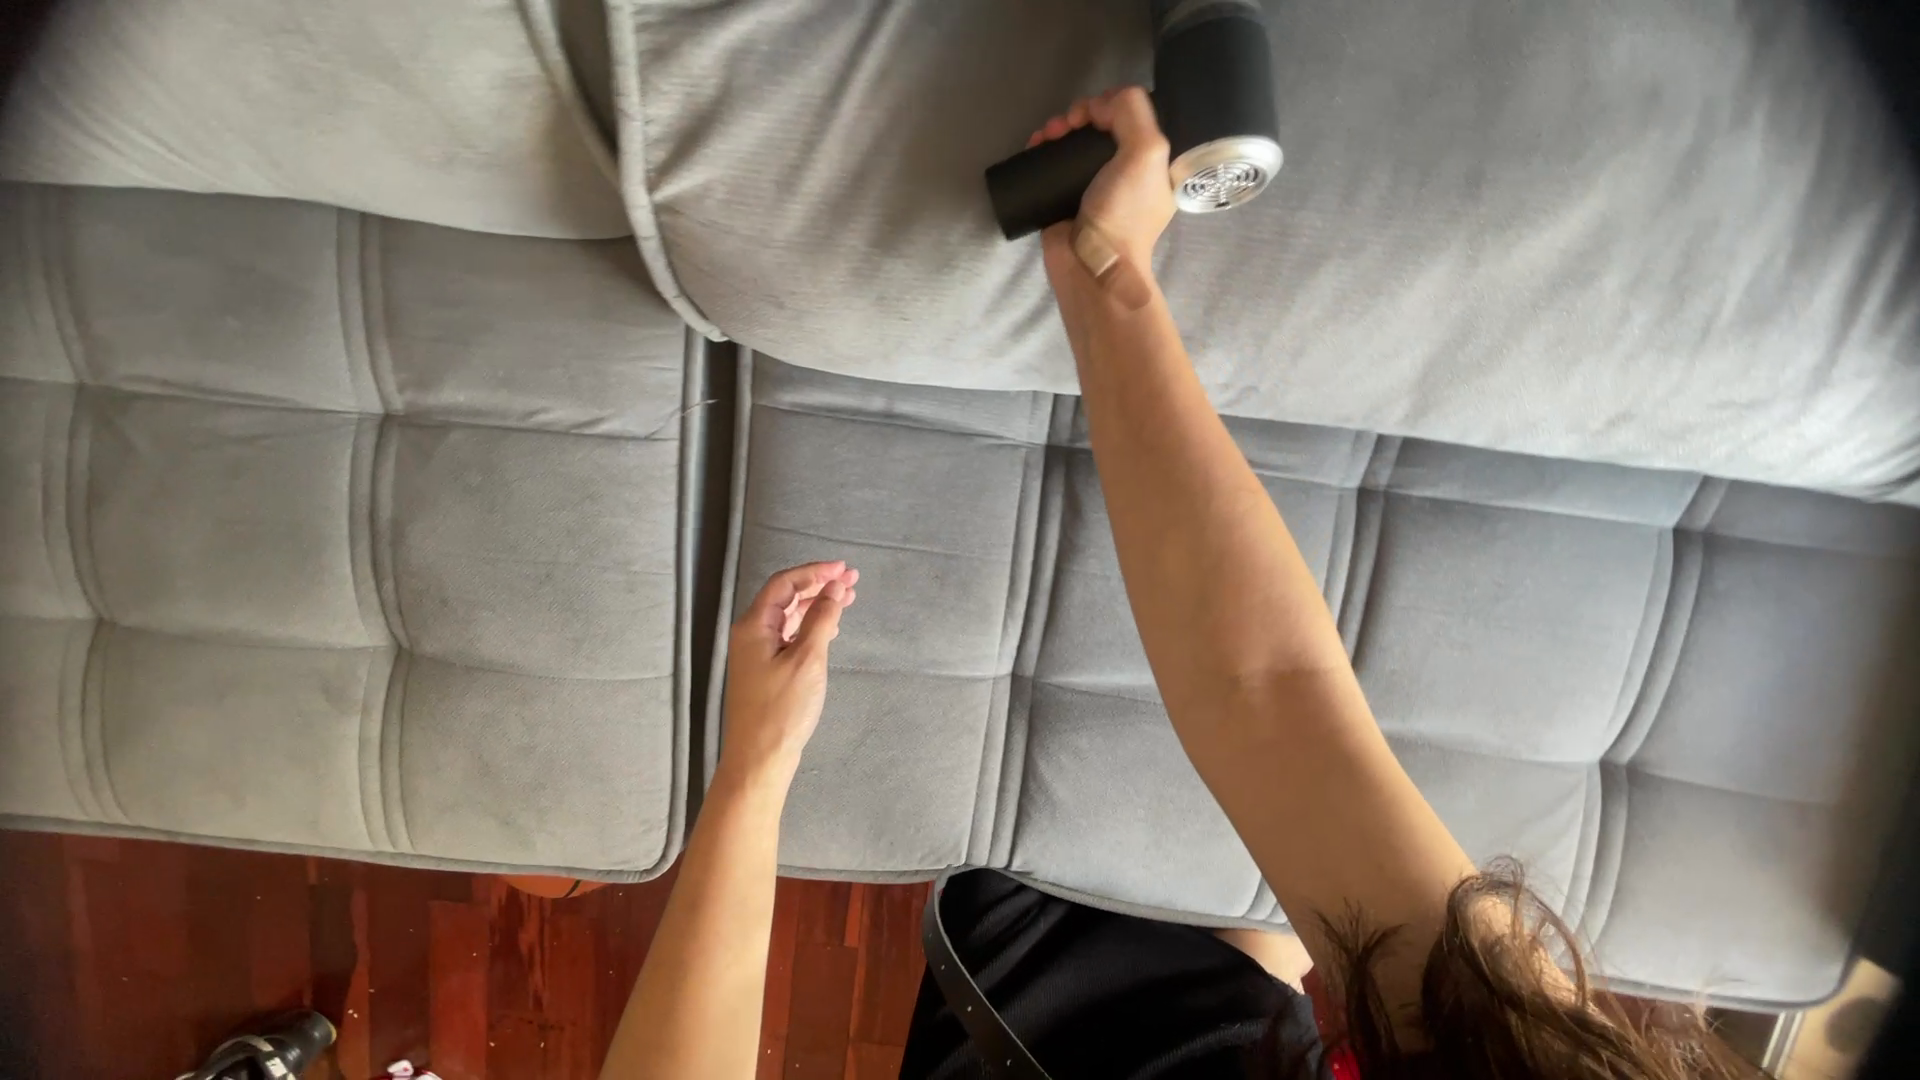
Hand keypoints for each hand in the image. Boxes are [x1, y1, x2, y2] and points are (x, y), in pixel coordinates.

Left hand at [718, 561, 858, 784]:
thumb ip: (821, 619)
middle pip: (786, 596)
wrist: (759, 759)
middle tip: (852, 580)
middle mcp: (751, 634)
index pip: (784, 583)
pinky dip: (811, 625)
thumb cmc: (783, 709)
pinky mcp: (766, 670)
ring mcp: (757, 653)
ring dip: (817, 604)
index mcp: (754, 625)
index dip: (815, 572)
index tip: (844, 569)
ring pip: (789, 616)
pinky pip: (789, 635)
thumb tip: (834, 588)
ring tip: (848, 598)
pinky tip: (830, 627)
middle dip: (819, 584)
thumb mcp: (808, 659)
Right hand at [1028, 86, 1175, 289]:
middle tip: (1062, 126)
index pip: (1133, 115)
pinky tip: (1034, 147)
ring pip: (1075, 143)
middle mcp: (1125, 172)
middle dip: (1078, 115)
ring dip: (1056, 130)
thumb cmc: (1123, 213)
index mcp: (1153, 163)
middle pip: (1100, 125)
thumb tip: (1097, 106)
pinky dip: (1043, 152)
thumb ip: (1132, 112)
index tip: (1090, 113)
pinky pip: (1055, 166)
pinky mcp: (1065, 200)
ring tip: (1042, 137)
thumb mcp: (1146, 152)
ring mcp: (1093, 187)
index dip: (1109, 103)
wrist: (1091, 266)